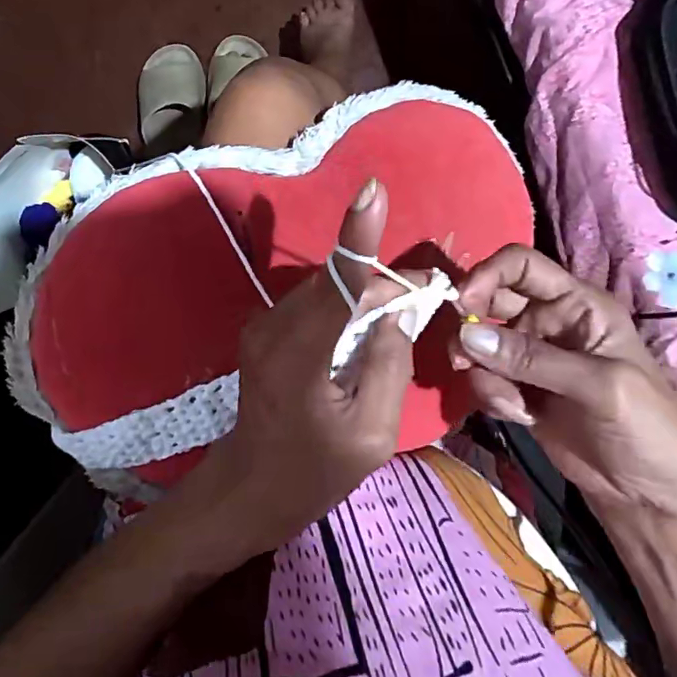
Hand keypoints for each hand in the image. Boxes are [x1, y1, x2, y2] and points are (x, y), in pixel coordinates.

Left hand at [192, 178, 413, 558]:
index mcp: (300, 356)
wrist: (249, 486)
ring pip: (326, 291)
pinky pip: (313, 304)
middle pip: (338, 283)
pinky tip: (360, 336)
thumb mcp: (372, 432)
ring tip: (395, 323)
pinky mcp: (262, 329)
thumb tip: (399, 308)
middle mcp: (274, 328)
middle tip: (426, 292)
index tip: (372, 190)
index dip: (356, 236)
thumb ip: (389, 363)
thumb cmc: (315, 471)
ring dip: (363, 297)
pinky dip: (342, 309)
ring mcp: (262, 326)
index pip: (335, 284)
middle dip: (383, 282)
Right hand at [450, 245, 676, 526]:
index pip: (522, 265)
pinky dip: (489, 395)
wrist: (652, 499)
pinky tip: (518, 417)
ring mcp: (531, 357)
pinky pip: (484, 378)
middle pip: (489, 301)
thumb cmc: (649, 430)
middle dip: (470, 325)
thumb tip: (467, 336)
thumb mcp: (602, 387)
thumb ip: (534, 359)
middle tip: (462, 358)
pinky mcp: (518, 390)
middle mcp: (549, 322)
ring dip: (482, 371)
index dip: (488, 274)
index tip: (463, 303)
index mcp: (578, 305)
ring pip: (480, 343)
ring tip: (509, 404)